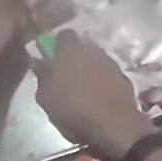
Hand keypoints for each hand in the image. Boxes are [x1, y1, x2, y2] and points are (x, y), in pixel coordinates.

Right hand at [36, 32, 154, 156]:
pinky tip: (99, 97)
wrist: (114, 125)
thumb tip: (37, 61)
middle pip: (82, 47)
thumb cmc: (73, 110)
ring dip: (89, 69)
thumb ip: (41, 76)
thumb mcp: (46, 97)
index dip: (58, 45)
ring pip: (96, 60)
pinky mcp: (124, 77)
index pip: (64, 35)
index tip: (53, 59)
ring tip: (83, 89)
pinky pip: (108, 74)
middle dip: (74, 57)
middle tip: (67, 76)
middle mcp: (92, 50)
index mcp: (70, 50)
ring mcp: (111, 62)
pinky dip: (103, 81)